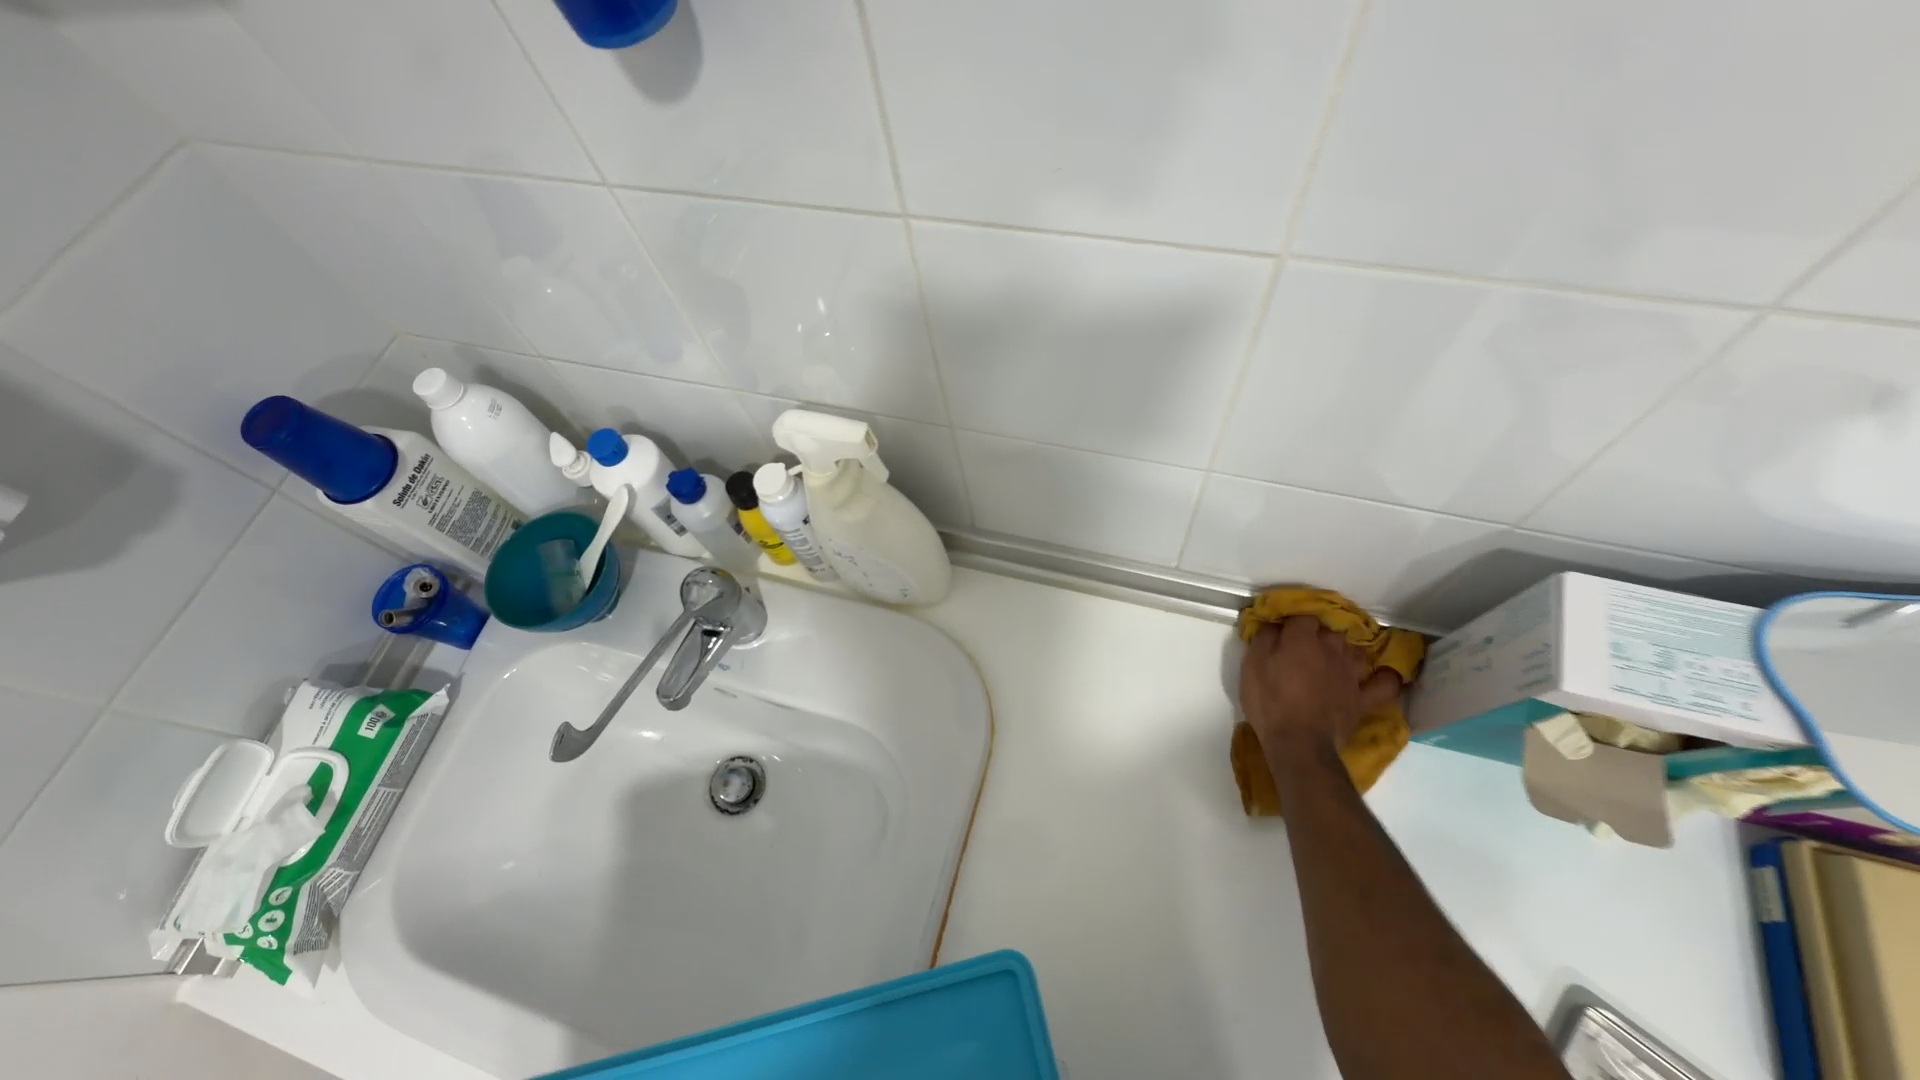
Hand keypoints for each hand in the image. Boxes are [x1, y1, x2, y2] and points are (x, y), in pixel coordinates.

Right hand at [1241, 616, 1401, 759]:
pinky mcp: (1363, 698)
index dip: (1292, 625)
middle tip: (1302, 652)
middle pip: (1330, 632)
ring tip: (1333, 662)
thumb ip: (1264, 639)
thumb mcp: (1252, 666)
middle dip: (1318, 637)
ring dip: (1345, 652)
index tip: (1282, 636)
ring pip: (1355, 651)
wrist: (1298, 742)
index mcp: (1302, 639)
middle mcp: (1331, 649)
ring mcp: (1351, 673)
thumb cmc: (1269, 702)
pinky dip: (1385, 678)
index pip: (1302, 618)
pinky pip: (1384, 684)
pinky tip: (1380, 676)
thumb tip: (1274, 624)